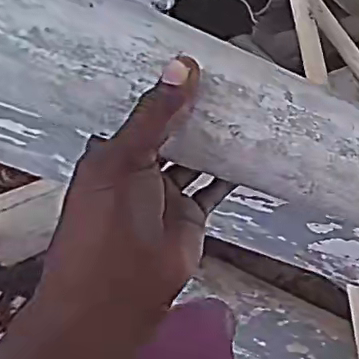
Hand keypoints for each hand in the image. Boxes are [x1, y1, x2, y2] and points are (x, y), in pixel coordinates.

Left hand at [33, 56, 232, 332]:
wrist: (118, 293)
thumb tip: (180, 67)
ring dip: (217, 140)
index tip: (190, 65)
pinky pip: (216, 186)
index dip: (162, 91)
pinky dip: (233, 172)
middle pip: (172, 133)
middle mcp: (137, 171)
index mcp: (109, 155)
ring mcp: (165, 194)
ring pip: (196, 157)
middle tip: (228, 82)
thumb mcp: (125, 160)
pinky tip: (253, 153)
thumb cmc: (105, 227)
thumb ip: (155, 115)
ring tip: (246, 110)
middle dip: (194, 112)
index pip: (138, 114)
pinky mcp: (192, 214)